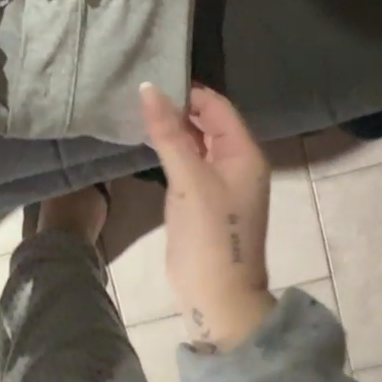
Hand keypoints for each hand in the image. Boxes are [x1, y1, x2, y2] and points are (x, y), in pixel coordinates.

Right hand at [140, 82, 277, 352]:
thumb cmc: (208, 234)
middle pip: (207, 120)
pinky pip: (187, 159)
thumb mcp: (188, 179)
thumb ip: (168, 132)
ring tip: (136, 112)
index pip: (216, 106)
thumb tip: (147, 87)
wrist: (215, 295)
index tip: (149, 86)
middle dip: (176, 107)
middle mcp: (236, 162)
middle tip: (137, 96)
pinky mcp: (202, 196)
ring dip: (171, 127)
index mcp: (244, 153)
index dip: (186, 93)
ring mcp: (219, 181)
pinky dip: (169, 147)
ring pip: (195, 139)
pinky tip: (146, 141)